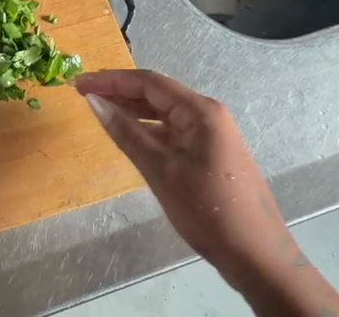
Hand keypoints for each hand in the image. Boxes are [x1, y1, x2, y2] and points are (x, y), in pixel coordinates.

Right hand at [74, 70, 338, 316]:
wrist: (259, 259)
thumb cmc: (209, 211)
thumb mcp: (161, 170)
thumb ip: (126, 132)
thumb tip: (94, 102)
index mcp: (201, 111)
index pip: (148, 82)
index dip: (111, 80)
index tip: (79, 84)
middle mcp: (208, 115)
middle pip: (156, 93)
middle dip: (119, 92)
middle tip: (84, 96)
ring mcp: (212, 135)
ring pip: (164, 113)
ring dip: (132, 110)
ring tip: (100, 112)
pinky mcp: (210, 154)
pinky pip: (172, 132)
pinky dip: (148, 130)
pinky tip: (129, 136)